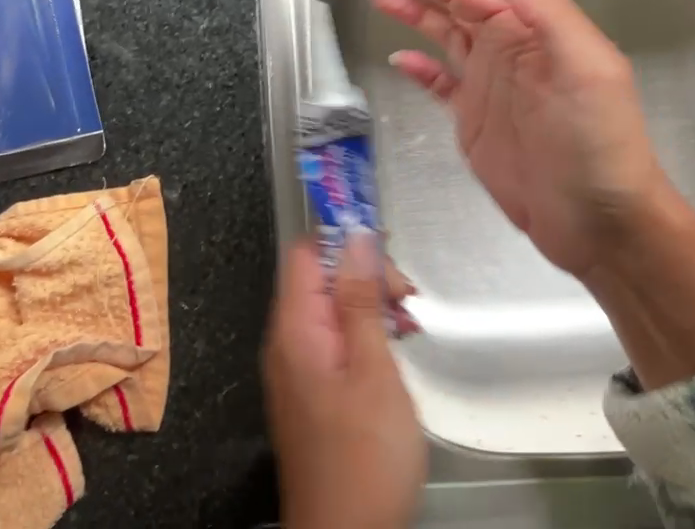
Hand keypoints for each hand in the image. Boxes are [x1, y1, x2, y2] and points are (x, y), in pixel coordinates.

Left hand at [263, 237, 424, 528]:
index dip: (344, 242)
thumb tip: (355, 238)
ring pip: (330, 309)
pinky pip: (332, 340)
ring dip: (370, 305)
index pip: (305, 253)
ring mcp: (296, 368)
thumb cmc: (365, 456)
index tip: (389, 255)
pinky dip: (363, 334)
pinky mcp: (311, 390)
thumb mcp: (373, 369)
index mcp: (295, 329)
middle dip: (365, 276)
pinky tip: (393, 348)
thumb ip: (361, 300)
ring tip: (407, 324)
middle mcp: (286, 342)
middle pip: (319, 279)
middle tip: (406, 301)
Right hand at [354, 0, 670, 281]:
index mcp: (531, 28)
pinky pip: (441, 82)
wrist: (601, 223)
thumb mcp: (584, 68)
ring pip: (443, 32)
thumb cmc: (599, 144)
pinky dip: (420, 67)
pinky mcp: (476, 119)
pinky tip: (399, 58)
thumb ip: (542, 7)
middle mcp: (508, 46)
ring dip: (410, 9)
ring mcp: (490, 83)